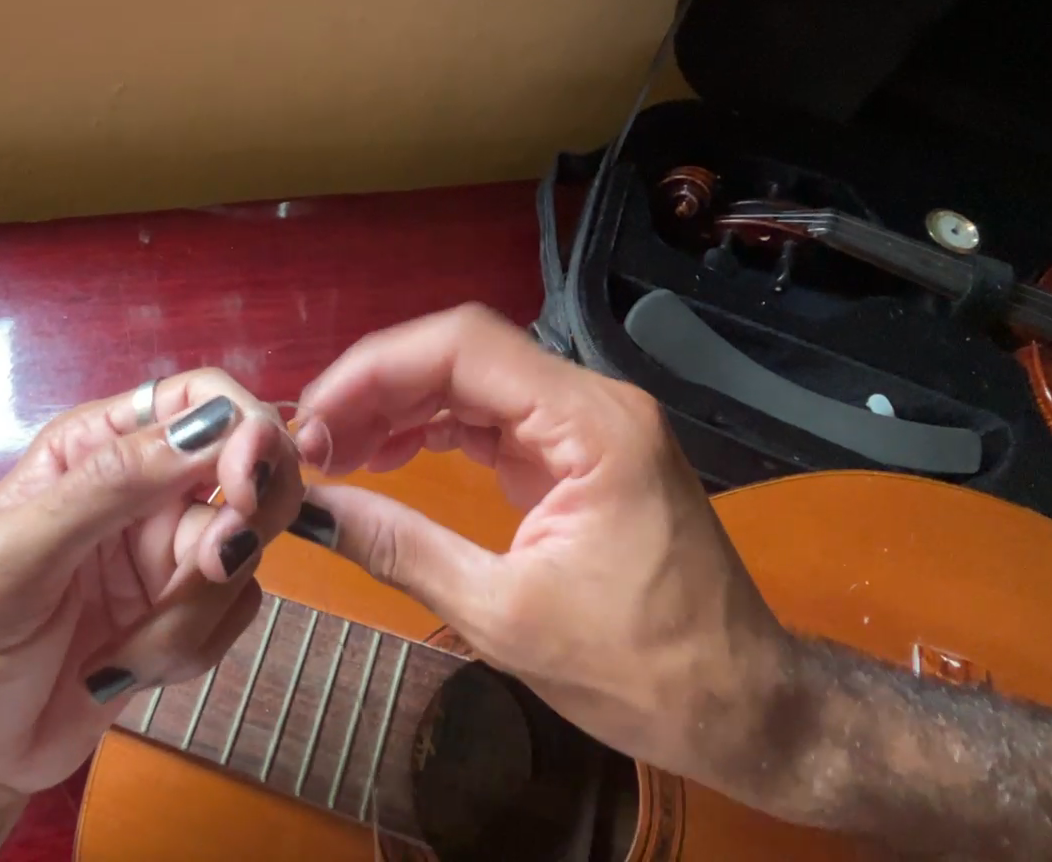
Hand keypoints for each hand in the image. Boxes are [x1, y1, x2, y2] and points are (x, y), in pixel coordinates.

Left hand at [0, 371, 307, 860]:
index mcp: (98, 445)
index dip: (242, 429)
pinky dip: (188, 648)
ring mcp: (169, 550)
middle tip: (208, 566)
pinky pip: (235, 611)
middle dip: (241, 523)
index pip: (200, 399)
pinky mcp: (187, 610)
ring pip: (243, 552)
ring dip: (188, 614)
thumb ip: (111, 483)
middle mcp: (147, 487)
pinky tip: (122, 670)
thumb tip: (214, 427)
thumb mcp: (16, 554)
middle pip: (251, 468)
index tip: (243, 490)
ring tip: (116, 656)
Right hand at [294, 306, 792, 797]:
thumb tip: (314, 510)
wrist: (741, 704)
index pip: (465, 347)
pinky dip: (429, 430)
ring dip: (397, 408)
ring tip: (333, 452)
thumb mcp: (505, 617)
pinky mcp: (571, 451)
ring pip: (469, 382)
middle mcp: (588, 402)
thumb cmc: (641, 670)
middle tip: (310, 443)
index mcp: (590, 424)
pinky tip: (384, 456)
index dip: (376, 371)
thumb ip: (402, 549)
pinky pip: (488, 418)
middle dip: (377, 390)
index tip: (313, 419)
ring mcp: (582, 423)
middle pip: (462, 356)